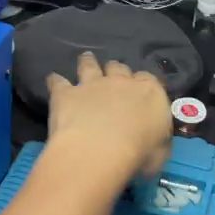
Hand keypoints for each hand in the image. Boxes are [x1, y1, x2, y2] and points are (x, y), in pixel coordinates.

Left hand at [45, 52, 171, 181]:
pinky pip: (58, 82)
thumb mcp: (160, 152)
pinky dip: (56, 81)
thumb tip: (155, 139)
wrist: (99, 151)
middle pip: (119, 68)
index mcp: (150, 93)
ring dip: (88, 62)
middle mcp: (121, 82)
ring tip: (86, 59)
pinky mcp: (66, 94)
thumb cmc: (138, 155)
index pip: (149, 80)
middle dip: (116, 71)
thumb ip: (158, 140)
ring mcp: (92, 85)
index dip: (144, 84)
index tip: (141, 92)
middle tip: (113, 77)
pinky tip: (53, 80)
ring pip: (90, 65)